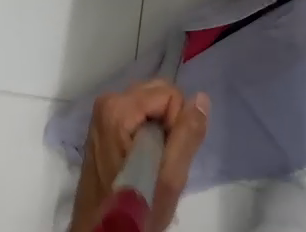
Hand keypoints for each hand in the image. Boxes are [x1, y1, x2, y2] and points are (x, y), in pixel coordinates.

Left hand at [70, 81, 210, 231]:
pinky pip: (139, 115)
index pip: (169, 94)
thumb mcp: (168, 180)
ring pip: (151, 105)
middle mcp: (107, 102)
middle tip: (162, 161)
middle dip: (169, 124)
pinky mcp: (104, 126)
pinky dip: (148, 134)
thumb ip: (186, 137)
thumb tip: (201, 98)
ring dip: (160, 130)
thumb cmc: (133, 211)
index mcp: (118, 108)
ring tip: (152, 163)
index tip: (167, 157)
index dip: (177, 125)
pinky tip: (143, 161)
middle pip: (158, 94)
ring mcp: (103, 114)